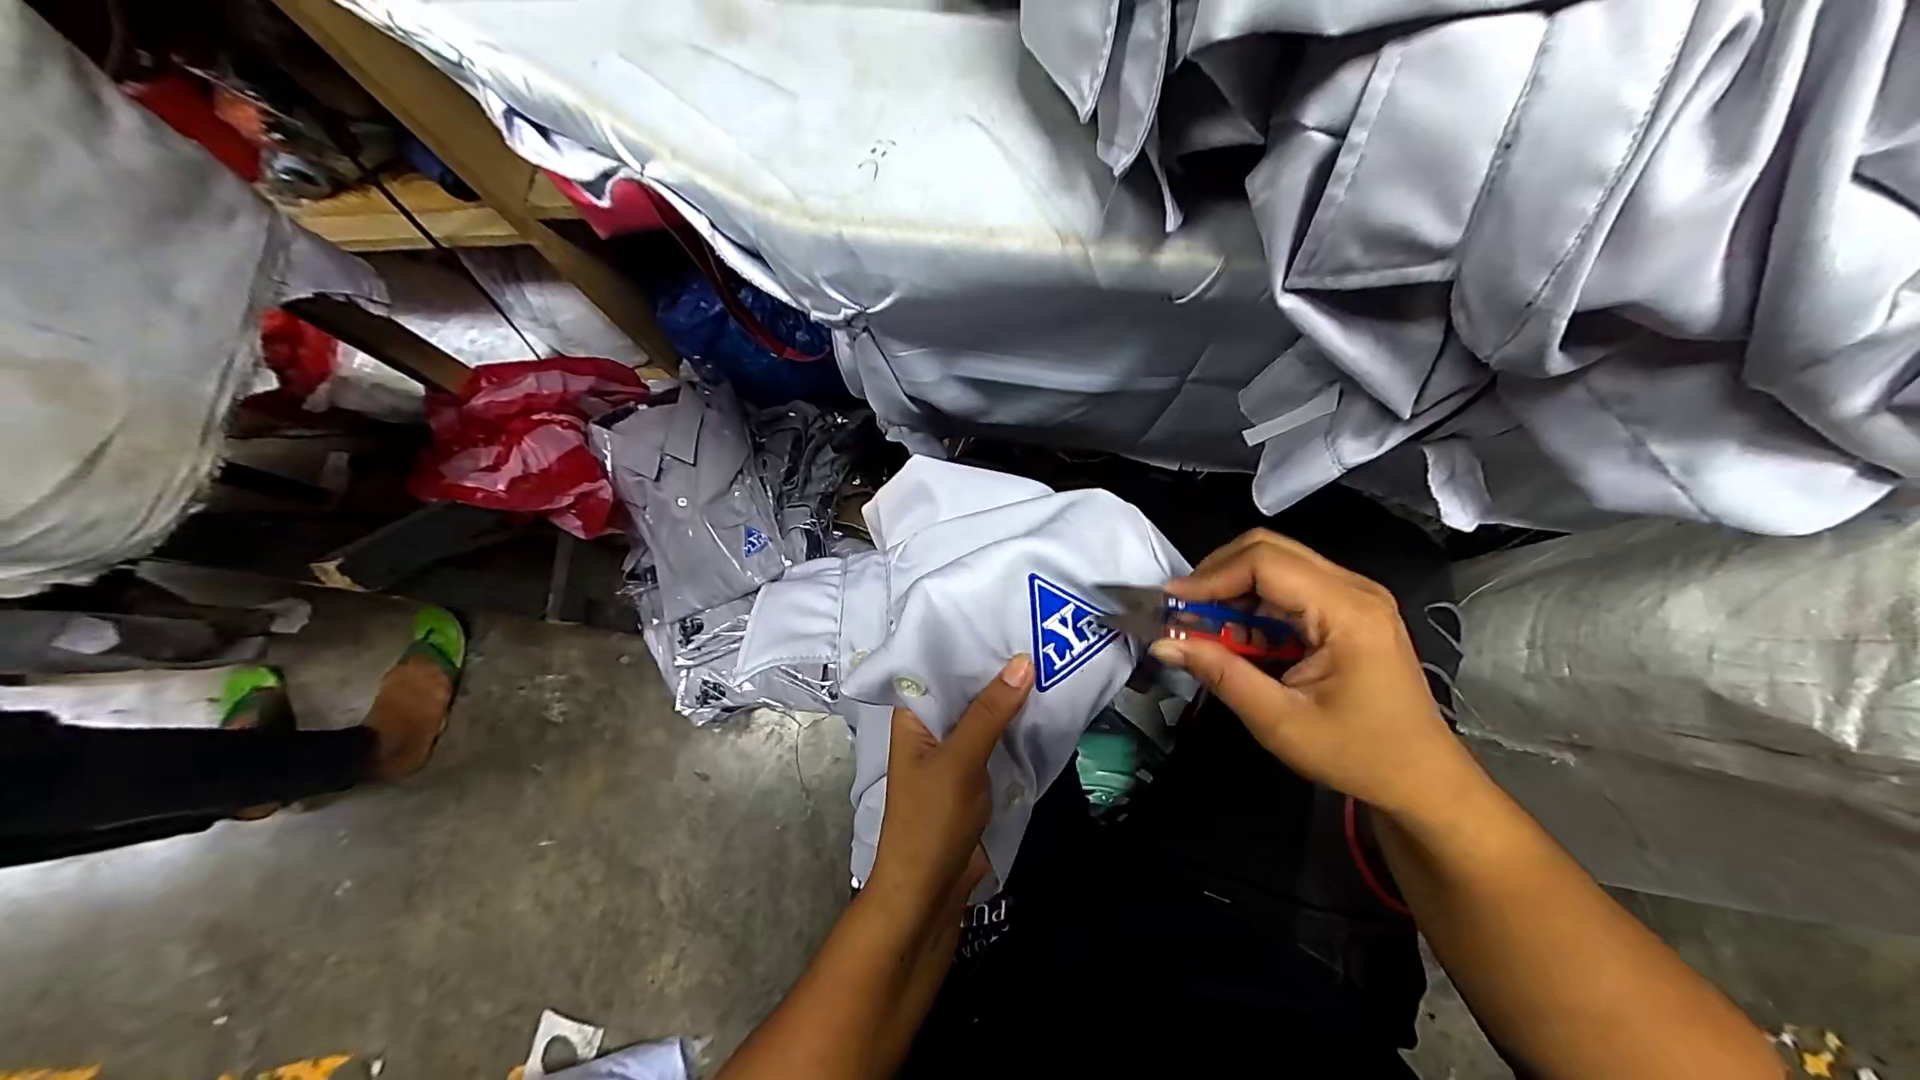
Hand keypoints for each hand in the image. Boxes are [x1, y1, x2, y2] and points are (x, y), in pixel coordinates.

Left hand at [866, 654, 1035, 913]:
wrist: (931, 890)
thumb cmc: (929, 821)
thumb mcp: (959, 761)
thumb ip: (990, 713)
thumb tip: (1023, 661)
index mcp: (914, 715)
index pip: (938, 663)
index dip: (969, 639)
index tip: (1005, 613)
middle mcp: (934, 725)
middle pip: (967, 686)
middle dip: (998, 665)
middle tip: (1039, 628)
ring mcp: (958, 748)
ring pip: (987, 711)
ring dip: (1013, 693)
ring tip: (1051, 655)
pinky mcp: (980, 769)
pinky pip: (1001, 736)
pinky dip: (1020, 722)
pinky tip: (1048, 701)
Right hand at [1148, 529, 1475, 817]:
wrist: (1421, 779)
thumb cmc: (1357, 754)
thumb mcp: (1279, 721)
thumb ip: (1221, 674)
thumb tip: (1165, 643)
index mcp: (1347, 611)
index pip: (1265, 562)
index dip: (1211, 576)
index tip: (1171, 603)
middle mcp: (1355, 589)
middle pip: (1269, 550)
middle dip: (1217, 575)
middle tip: (1183, 611)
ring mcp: (1354, 596)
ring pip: (1276, 563)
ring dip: (1232, 589)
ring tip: (1204, 627)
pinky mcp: (1348, 608)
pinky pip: (1288, 585)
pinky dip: (1252, 602)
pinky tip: (1238, 636)